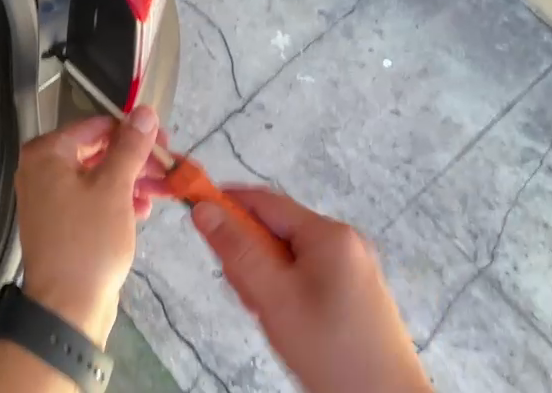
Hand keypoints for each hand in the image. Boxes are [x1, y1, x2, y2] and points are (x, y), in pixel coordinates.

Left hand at [12, 107, 166, 342]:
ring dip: (130, 181)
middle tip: (168, 168)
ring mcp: (48, 195)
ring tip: (163, 191)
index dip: (133, 131)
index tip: (164, 140)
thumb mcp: (114, 189)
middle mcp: (41, 168)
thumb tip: (144, 112)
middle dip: (135, 160)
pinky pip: (91, 198)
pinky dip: (116, 201)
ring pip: (97, 176)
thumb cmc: (88, 241)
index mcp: (46, 152)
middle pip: (96, 151)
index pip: (95, 126)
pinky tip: (143, 211)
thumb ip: (130, 148)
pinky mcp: (60, 220)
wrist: (67, 307)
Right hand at [192, 187, 431, 392]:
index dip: (226, 203)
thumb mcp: (273, 297)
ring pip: (288, 256)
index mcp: (329, 234)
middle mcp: (344, 243)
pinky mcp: (356, 295)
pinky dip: (286, 290)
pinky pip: (306, 276)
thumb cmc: (329, 350)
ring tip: (267, 314)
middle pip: (276, 230)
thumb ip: (236, 249)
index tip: (195, 218)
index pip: (264, 202)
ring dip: (266, 277)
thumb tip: (202, 207)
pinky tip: (286, 322)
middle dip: (249, 254)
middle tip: (244, 292)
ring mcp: (354, 270)